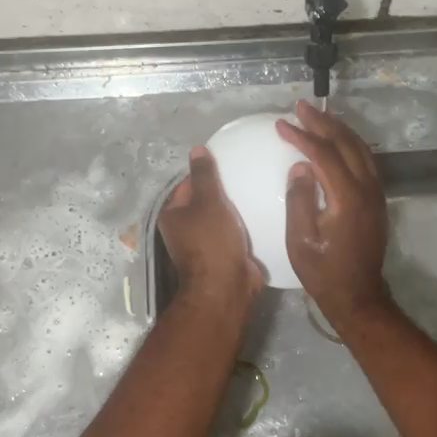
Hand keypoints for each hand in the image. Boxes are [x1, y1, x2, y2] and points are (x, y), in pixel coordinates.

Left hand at [158, 147, 263, 309]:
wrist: (227, 286)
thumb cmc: (212, 241)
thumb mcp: (208, 202)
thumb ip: (205, 175)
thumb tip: (197, 149)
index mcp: (173, 216)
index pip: (187, 185)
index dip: (206, 172)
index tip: (229, 161)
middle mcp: (185, 230)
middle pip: (205, 202)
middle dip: (224, 191)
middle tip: (247, 174)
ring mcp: (205, 245)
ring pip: (222, 218)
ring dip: (236, 209)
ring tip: (258, 190)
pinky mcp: (225, 255)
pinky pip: (235, 234)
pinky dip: (246, 226)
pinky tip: (263, 214)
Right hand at [277, 101, 393, 333]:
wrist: (357, 295)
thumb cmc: (324, 272)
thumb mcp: (300, 240)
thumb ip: (299, 200)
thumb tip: (300, 168)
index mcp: (347, 198)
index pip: (324, 155)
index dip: (302, 136)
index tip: (282, 124)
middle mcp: (367, 190)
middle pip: (346, 144)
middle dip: (322, 123)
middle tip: (301, 106)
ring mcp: (376, 194)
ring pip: (360, 149)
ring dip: (339, 129)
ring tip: (318, 116)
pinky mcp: (377, 200)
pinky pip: (366, 161)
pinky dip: (350, 144)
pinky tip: (337, 140)